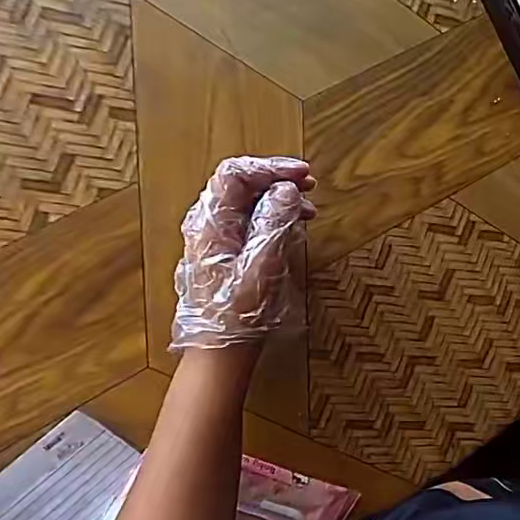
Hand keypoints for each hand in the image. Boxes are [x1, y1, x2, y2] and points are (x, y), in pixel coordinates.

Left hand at [170, 156, 315, 351]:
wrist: (219, 353)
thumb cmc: (238, 313)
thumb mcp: (261, 264)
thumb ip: (274, 222)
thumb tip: (286, 190)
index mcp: (210, 223)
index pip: (235, 173)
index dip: (270, 166)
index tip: (303, 174)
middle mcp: (208, 226)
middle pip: (241, 185)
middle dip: (277, 180)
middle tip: (310, 186)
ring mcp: (215, 241)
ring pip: (247, 204)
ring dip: (278, 200)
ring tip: (308, 211)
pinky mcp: (226, 256)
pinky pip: (249, 224)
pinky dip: (273, 219)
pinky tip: (292, 229)